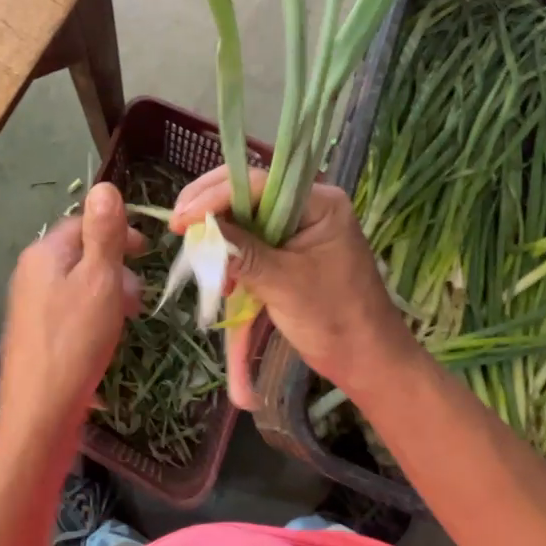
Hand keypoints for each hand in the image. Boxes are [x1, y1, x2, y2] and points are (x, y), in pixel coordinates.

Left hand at [0, 183, 142, 439]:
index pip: (84, 223)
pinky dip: (94, 315)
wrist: (39, 414)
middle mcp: (31, 271)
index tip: (147, 252)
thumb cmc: (74, 341)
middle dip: (115, 267)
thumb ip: (103, 233)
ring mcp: (30, 304)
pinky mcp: (36, 333)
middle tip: (137, 298)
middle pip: (81, 253)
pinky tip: (106, 339)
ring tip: (126, 321)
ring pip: (79, 283)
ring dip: (108, 293)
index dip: (117, 232)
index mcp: (44, 252)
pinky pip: (71, 309)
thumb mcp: (98, 280)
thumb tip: (105, 185)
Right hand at [170, 166, 417, 401]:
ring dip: (217, 228)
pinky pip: (251, 236)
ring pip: (245, 213)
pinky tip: (217, 269)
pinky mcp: (290, 248)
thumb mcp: (284, 284)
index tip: (182, 218)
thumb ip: (243, 252)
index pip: (257, 183)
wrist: (368, 362)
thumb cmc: (335, 321)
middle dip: (210, 206)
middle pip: (248, 191)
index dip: (214, 196)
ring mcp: (300, 226)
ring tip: (192, 246)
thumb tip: (200, 229)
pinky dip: (230, 249)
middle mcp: (309, 205)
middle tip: (177, 225)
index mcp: (320, 202)